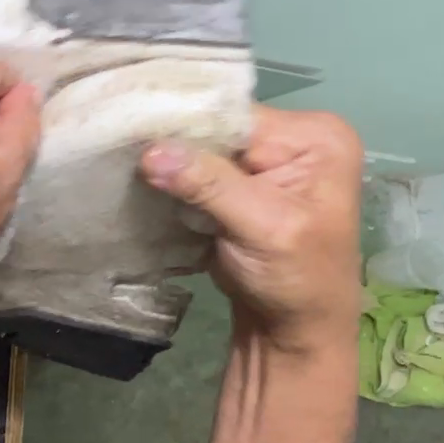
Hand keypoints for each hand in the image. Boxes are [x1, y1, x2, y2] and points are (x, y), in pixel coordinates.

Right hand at [140, 108, 362, 353]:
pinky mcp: (239, 181)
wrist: (293, 326)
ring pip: (201, 148)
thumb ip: (209, 185)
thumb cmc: (296, 279)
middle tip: (126, 154)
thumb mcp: (261, 227)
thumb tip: (151, 152)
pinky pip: (197, 168)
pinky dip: (173, 180)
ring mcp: (266, 159)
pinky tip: (150, 186)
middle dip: (175, 145)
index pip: (235, 115)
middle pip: (216, 127)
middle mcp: (294, 136)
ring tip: (131, 171)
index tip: (135, 136)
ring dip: (169, 164)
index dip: (187, 127)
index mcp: (316, 136)